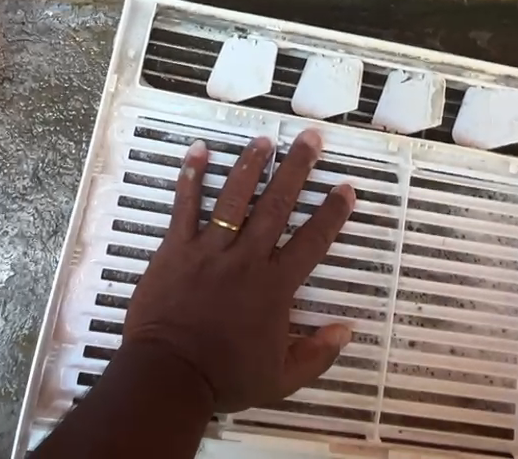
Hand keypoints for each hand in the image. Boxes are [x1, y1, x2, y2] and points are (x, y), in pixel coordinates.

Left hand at [120, 129, 357, 412]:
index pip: (311, 241)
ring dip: (250, 165)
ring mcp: (210, 249)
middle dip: (296, 169)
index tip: (346, 187)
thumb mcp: (280, 379)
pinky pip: (184, 206)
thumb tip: (348, 329)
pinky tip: (199, 149)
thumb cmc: (224, 377)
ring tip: (264, 139)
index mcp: (274, 286)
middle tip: (310, 138)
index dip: (331, 213)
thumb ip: (316, 354)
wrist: (168, 378)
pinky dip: (191, 177)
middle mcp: (246, 257)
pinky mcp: (177, 248)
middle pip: (276, 205)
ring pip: (234, 198)